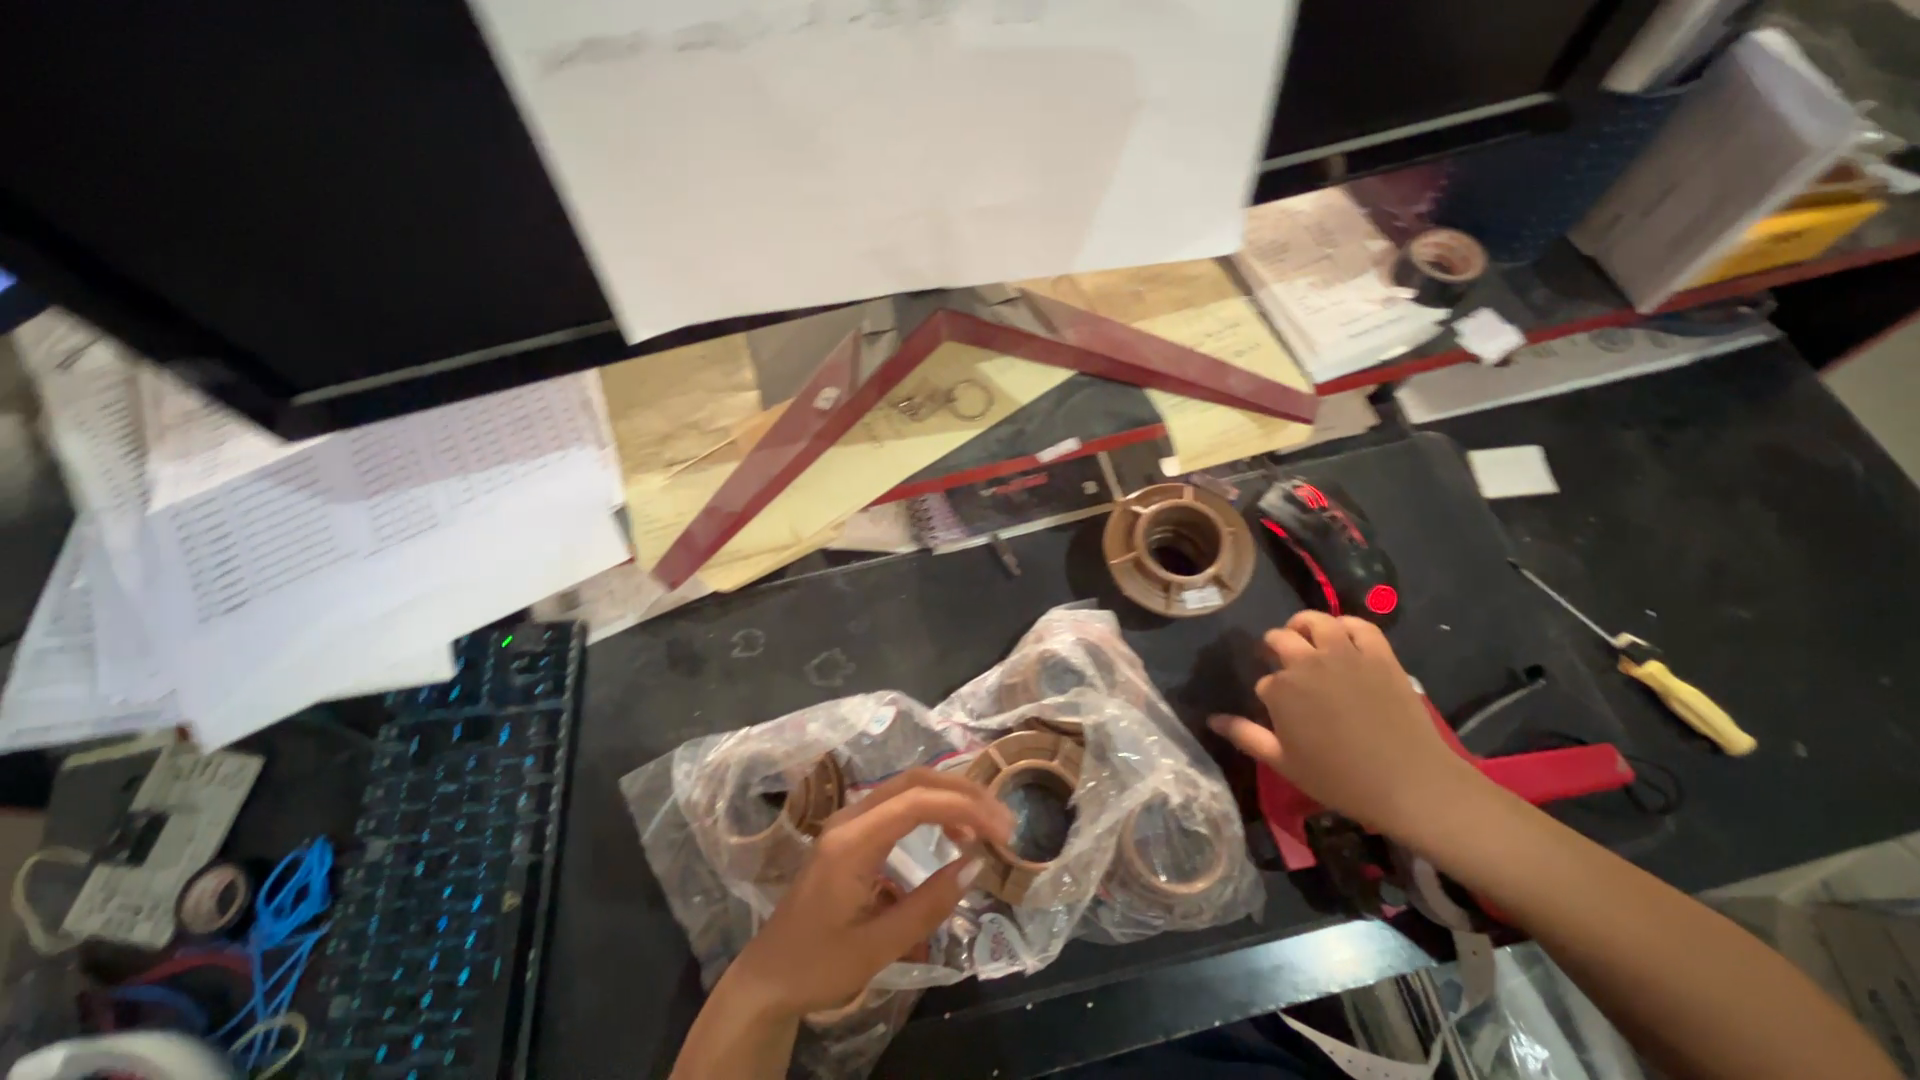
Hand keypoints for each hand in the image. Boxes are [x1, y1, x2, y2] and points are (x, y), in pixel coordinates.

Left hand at [720, 768, 1012, 1018]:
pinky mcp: (850, 835)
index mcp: (851, 842)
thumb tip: (975, 866)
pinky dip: (932, 811)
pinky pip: (897, 806)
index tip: (1002, 830)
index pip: (917, 801)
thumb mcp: (878, 947)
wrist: (768, 978)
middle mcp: (848, 820)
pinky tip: (952, 838)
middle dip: (964, 793)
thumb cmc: (818, 965)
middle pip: (914, 781)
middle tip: (1003, 822)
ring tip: (985, 830)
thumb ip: (928, 905)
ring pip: (906, 788)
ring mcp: (847, 824)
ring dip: (950, 799)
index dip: (965, 807)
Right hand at [1208, 611, 1480, 836]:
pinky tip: (1342, 637)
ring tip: (1305, 638)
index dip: (1268, 694)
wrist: (1407, 781)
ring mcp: (1345, 654)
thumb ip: (1246, 736)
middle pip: (1280, 639)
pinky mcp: (1379, 654)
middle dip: (1274, 647)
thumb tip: (1213, 719)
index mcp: (1280, 689)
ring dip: (1304, 626)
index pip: (1264, 681)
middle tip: (1281, 663)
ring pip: (1316, 621)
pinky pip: (1359, 625)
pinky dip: (1346, 625)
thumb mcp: (1284, 762)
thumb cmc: (1339, 778)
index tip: (1276, 708)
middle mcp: (1308, 662)